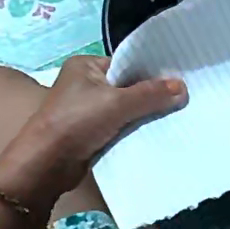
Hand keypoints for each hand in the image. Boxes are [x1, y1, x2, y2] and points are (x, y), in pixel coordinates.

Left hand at [0, 55, 186, 206]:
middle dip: (151, 95)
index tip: (179, 81)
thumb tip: (183, 87)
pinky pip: (120, 126)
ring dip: (144, 115)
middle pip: (128, 86)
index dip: (152, 72)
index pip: (127, 64)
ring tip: (175, 117)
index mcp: (86, 66)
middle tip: (182, 100)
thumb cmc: (77, 122)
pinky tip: (156, 133)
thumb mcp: (117, 103)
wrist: (46, 164)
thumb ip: (151, 94)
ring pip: (125, 108)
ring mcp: (86, 109)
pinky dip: (134, 130)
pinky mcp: (90, 132)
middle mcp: (85, 83)